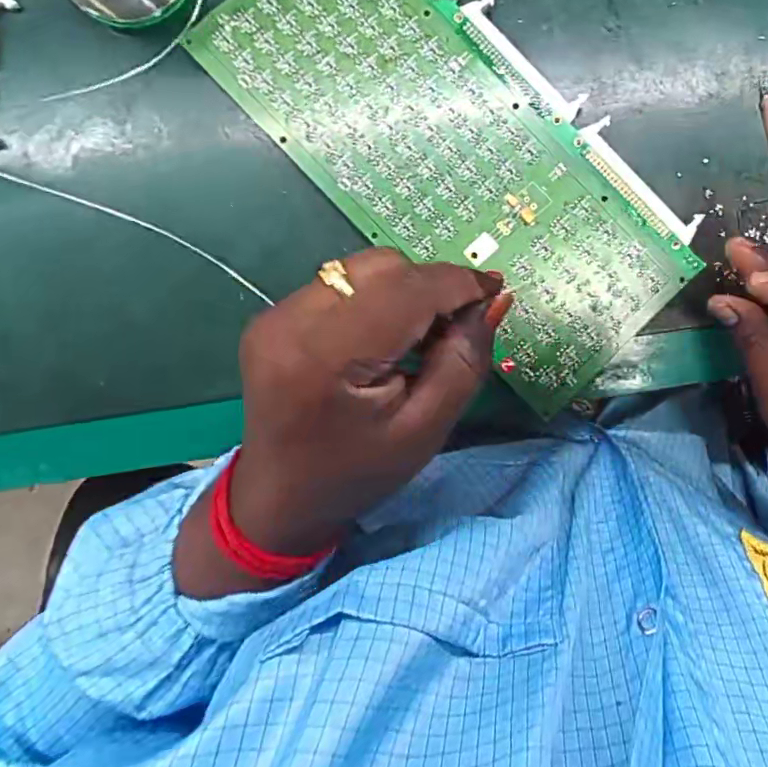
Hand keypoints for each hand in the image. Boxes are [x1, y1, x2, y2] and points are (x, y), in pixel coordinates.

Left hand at [177, 248, 511, 596]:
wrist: (280, 499)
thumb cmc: (358, 474)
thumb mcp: (425, 430)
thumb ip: (463, 361)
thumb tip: (493, 301)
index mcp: (326, 356)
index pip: (406, 290)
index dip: (457, 284)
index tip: (495, 292)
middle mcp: (291, 320)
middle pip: (383, 267)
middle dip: (431, 287)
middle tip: (454, 328)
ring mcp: (275, 314)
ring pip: (362, 268)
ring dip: (404, 290)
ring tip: (417, 338)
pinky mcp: (273, 316)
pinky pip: (341, 284)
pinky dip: (376, 299)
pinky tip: (383, 338)